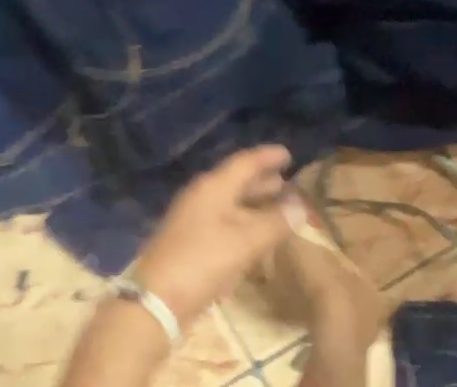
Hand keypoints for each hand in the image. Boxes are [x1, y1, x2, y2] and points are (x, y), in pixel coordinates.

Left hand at [133, 144, 302, 326]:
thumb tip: (301, 206)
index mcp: (213, 187)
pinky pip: (222, 224)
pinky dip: (242, 225)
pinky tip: (254, 240)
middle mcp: (201, 197)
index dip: (267, 157)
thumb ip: (275, 223)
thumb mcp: (245, 241)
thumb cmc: (202, 261)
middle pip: (236, 182)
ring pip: (230, 205)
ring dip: (253, 205)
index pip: (245, 162)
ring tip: (276, 209)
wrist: (155, 302)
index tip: (288, 154)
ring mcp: (192, 221)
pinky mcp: (189, 244)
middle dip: (262, 182)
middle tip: (287, 182)